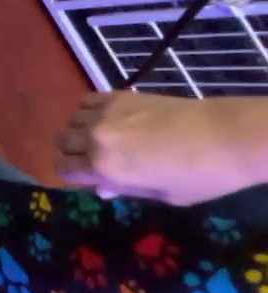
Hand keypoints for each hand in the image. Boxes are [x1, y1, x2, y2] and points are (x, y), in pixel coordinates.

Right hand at [57, 90, 264, 204]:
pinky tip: (107, 118)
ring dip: (81, 130)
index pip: (64, 168)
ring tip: (103, 136)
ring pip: (71, 122)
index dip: (71, 174)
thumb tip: (102, 188)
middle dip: (73, 151)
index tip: (84, 176)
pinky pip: (84, 102)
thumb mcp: (171, 195)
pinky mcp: (112, 97)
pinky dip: (89, 111)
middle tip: (94, 157)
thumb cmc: (207, 175)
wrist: (229, 136)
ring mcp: (101, 115)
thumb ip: (130, 191)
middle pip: (62, 142)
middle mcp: (93, 139)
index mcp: (105, 167)